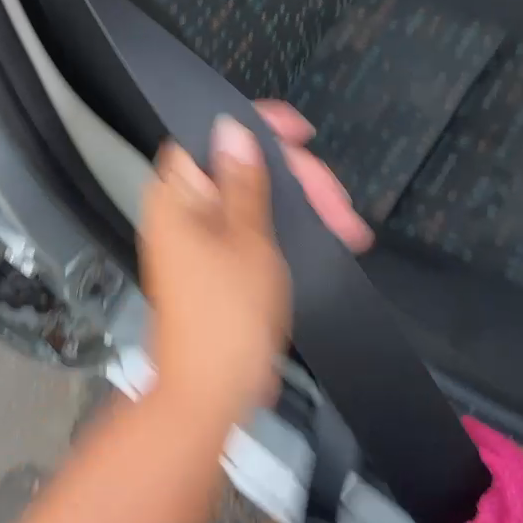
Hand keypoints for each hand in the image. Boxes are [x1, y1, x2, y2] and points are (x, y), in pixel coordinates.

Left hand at [140, 108, 368, 420]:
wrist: (207, 395)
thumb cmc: (227, 314)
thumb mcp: (248, 240)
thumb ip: (243, 182)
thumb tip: (230, 128)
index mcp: (175, 196)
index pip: (205, 137)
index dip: (253, 127)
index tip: (300, 131)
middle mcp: (179, 212)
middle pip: (237, 170)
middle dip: (294, 179)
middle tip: (338, 203)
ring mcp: (194, 242)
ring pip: (250, 203)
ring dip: (298, 208)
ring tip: (347, 229)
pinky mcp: (211, 268)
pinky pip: (247, 233)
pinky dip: (282, 233)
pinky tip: (325, 241)